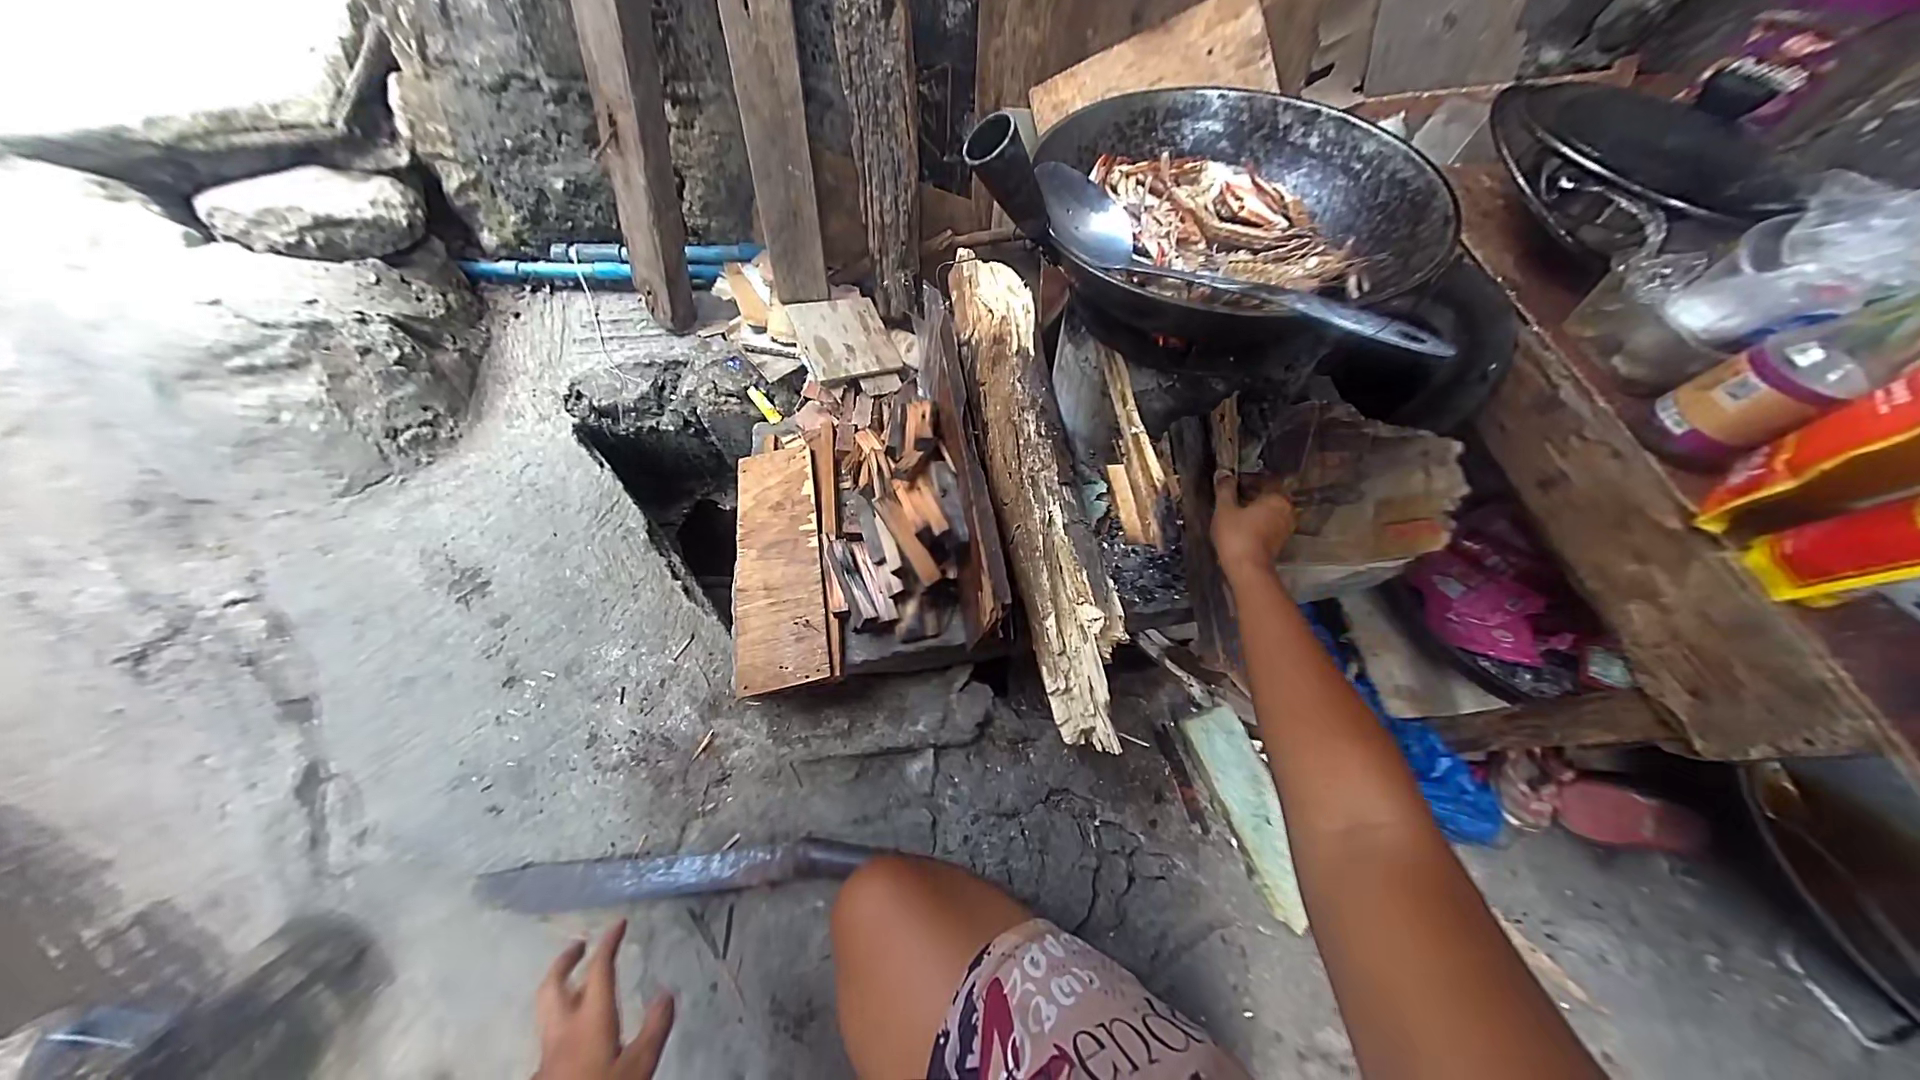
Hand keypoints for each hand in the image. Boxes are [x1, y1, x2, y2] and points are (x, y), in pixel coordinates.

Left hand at [534, 920, 674, 1079]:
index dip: (609, 943)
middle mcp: (563, 1030)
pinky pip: (549, 1032)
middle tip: (580, 944)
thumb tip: (665, 993)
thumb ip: (654, 1028)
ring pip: (546, 1009)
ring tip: (575, 980)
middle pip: (553, 986)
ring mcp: (548, 1053)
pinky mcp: (544, 1072)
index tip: (619, 923)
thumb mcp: (640, 1065)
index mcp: (590, 1019)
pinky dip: (560, 1016)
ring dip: (559, 987)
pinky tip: (573, 1027)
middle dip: (565, 961)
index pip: (599, 969)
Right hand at [1210, 471, 1295, 581]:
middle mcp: (1287, 510)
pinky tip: (1240, 525)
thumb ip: (1225, 489)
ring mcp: (1285, 527)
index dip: (1245, 479)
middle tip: (1229, 497)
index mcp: (1277, 498)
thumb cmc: (1236, 535)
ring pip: (1268, 510)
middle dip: (1250, 494)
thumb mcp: (1225, 509)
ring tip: (1232, 511)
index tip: (1230, 483)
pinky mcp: (1279, 541)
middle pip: (1268, 495)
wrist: (1247, 569)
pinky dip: (1256, 521)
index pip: (1264, 480)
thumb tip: (1224, 473)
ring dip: (1253, 509)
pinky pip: (1268, 523)